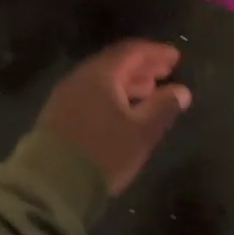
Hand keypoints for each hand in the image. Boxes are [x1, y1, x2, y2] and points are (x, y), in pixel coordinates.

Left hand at [37, 41, 192, 194]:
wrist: (51, 184)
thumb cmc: (104, 153)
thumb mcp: (141, 132)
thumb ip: (163, 107)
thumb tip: (181, 91)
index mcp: (100, 74)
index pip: (131, 51)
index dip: (156, 52)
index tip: (176, 58)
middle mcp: (80, 78)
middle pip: (115, 63)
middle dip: (142, 67)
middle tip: (164, 72)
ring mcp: (65, 97)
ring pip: (102, 81)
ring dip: (127, 83)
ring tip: (148, 91)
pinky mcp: (57, 116)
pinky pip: (90, 95)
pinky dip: (111, 96)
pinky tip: (123, 111)